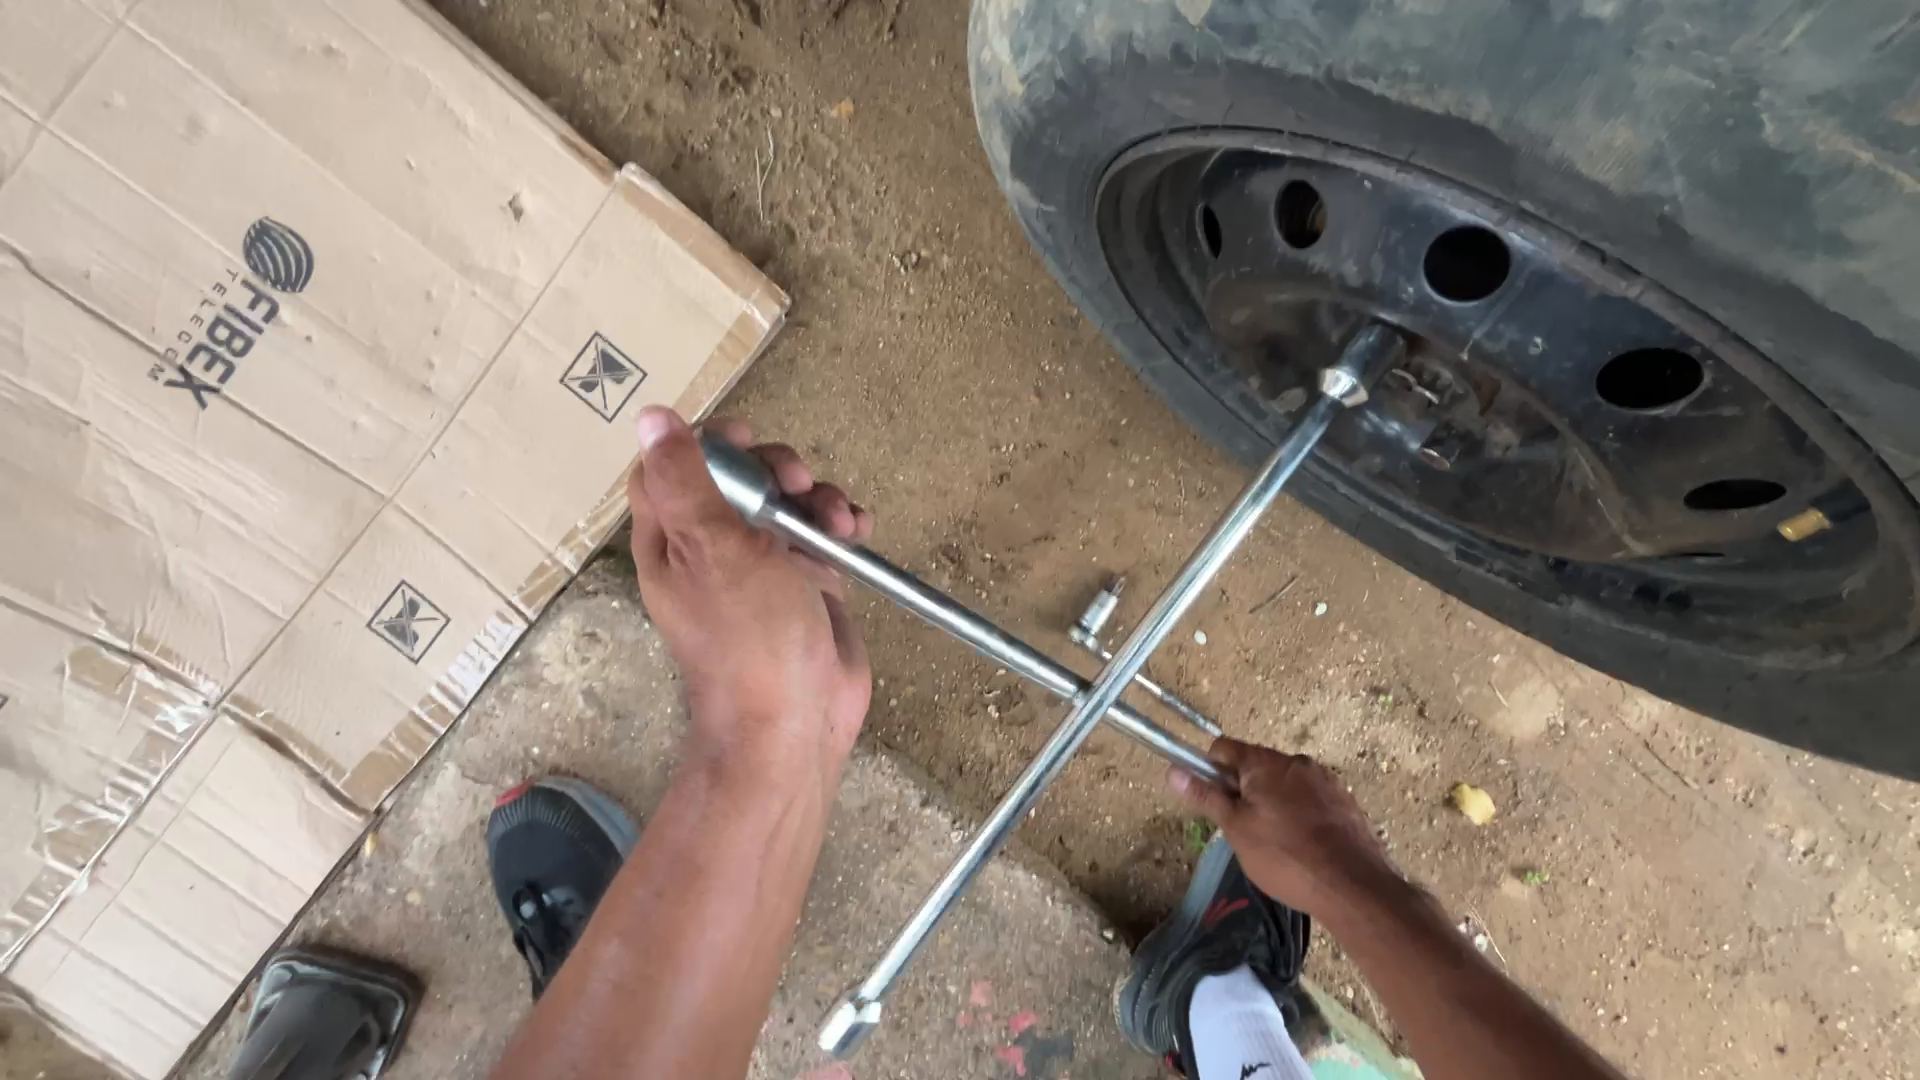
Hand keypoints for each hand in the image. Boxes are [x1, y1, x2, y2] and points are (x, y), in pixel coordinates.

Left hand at [626, 407, 873, 788]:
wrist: (797, 720)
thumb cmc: (750, 637)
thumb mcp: (716, 551)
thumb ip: (687, 482)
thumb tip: (650, 415)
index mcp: (675, 542)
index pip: (671, 470)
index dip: (705, 442)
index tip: (747, 435)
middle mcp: (715, 550)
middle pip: (739, 479)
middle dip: (775, 469)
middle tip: (798, 481)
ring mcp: (764, 568)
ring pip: (787, 504)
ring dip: (818, 497)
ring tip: (840, 520)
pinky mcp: (807, 583)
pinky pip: (822, 535)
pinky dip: (842, 525)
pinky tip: (859, 530)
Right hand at [1170, 738, 1404, 920]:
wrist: (1354, 888)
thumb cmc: (1284, 855)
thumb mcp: (1236, 829)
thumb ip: (1206, 797)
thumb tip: (1172, 771)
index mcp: (1264, 761)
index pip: (1223, 748)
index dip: (1210, 770)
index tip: (1213, 801)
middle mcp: (1295, 761)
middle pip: (1255, 765)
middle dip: (1243, 790)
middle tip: (1242, 829)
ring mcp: (1325, 780)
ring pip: (1284, 783)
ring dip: (1272, 802)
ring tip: (1275, 843)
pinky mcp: (1345, 802)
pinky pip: (1310, 799)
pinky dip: (1300, 814)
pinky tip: (1303, 846)